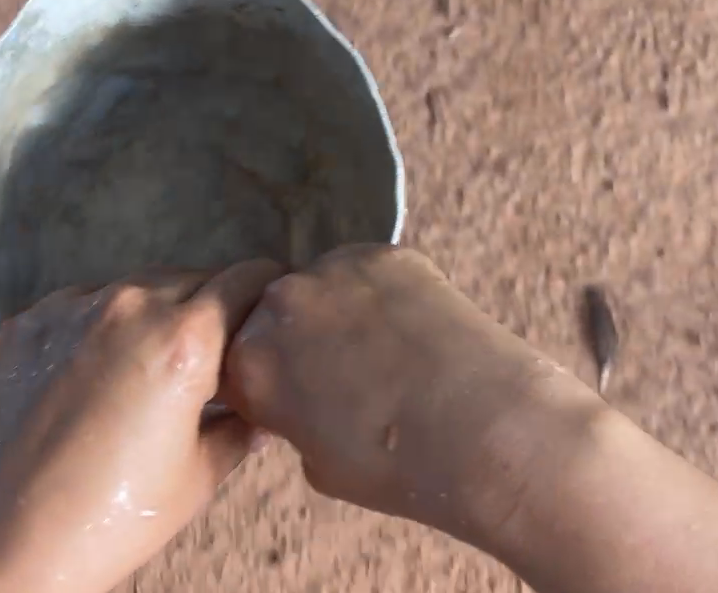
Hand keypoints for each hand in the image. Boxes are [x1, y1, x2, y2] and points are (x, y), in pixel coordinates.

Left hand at [0, 260, 284, 592]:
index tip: (267, 310)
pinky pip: (86, 302)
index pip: (249, 276)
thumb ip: (242, 426)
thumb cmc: (112, 521)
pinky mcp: (32, 319)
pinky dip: (102, 325)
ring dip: (156, 312)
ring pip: (141, 286)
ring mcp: (76, 306)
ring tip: (145, 368)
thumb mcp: (199, 477)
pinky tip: (91, 374)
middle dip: (212, 308)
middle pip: (196, 277)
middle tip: (207, 355)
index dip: (267, 291)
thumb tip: (261, 406)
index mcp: (187, 338)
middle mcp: (134, 303)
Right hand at [223, 245, 602, 551]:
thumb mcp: (317, 460)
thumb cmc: (396, 466)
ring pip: (323, 283)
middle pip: (276, 310)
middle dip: (299, 334)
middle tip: (341, 364)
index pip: (237, 357)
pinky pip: (368, 270)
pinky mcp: (383, 252)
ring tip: (385, 344)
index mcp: (252, 359)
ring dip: (340, 306)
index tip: (291, 388)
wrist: (480, 427)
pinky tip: (413, 324)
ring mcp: (334, 268)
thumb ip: (291, 412)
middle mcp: (281, 302)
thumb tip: (304, 391)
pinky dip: (383, 292)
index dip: (265, 374)